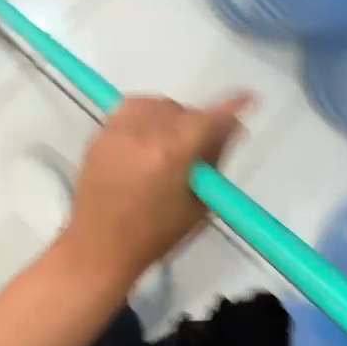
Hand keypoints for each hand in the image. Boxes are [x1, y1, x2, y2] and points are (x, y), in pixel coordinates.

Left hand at [57, 93, 252, 291]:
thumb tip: (230, 129)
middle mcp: (144, 133)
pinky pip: (129, 109)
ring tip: (171, 140)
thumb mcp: (197, 205)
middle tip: (201, 146)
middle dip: (198, 122)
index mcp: (171, 153)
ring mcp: (118, 131)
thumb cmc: (154, 235)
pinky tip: (147, 137)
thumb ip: (214, 162)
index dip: (232, 105)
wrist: (98, 247)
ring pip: (155, 104)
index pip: (209, 118)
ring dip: (170, 116)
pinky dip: (144, 116)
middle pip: (182, 109)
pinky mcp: (100, 134)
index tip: (249, 98)